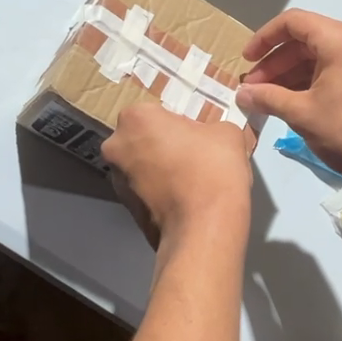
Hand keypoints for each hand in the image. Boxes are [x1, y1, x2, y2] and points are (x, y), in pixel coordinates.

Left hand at [101, 102, 254, 246]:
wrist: (204, 227)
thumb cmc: (212, 169)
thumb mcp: (226, 133)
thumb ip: (210, 127)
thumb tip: (207, 138)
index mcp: (135, 118)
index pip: (157, 112)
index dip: (179, 124)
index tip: (197, 138)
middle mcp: (115, 145)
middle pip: (143, 138)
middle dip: (163, 145)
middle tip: (193, 158)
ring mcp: (116, 179)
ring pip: (141, 165)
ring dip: (159, 169)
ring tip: (189, 182)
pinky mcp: (125, 207)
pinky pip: (143, 190)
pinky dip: (158, 192)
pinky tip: (182, 200)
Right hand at [235, 9, 341, 187]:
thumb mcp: (302, 114)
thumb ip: (267, 98)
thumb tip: (241, 94)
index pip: (293, 22)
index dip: (264, 38)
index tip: (247, 60)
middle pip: (307, 39)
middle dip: (277, 62)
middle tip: (255, 87)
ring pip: (323, 54)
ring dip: (294, 72)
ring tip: (271, 97)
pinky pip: (340, 65)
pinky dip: (315, 78)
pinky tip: (297, 99)